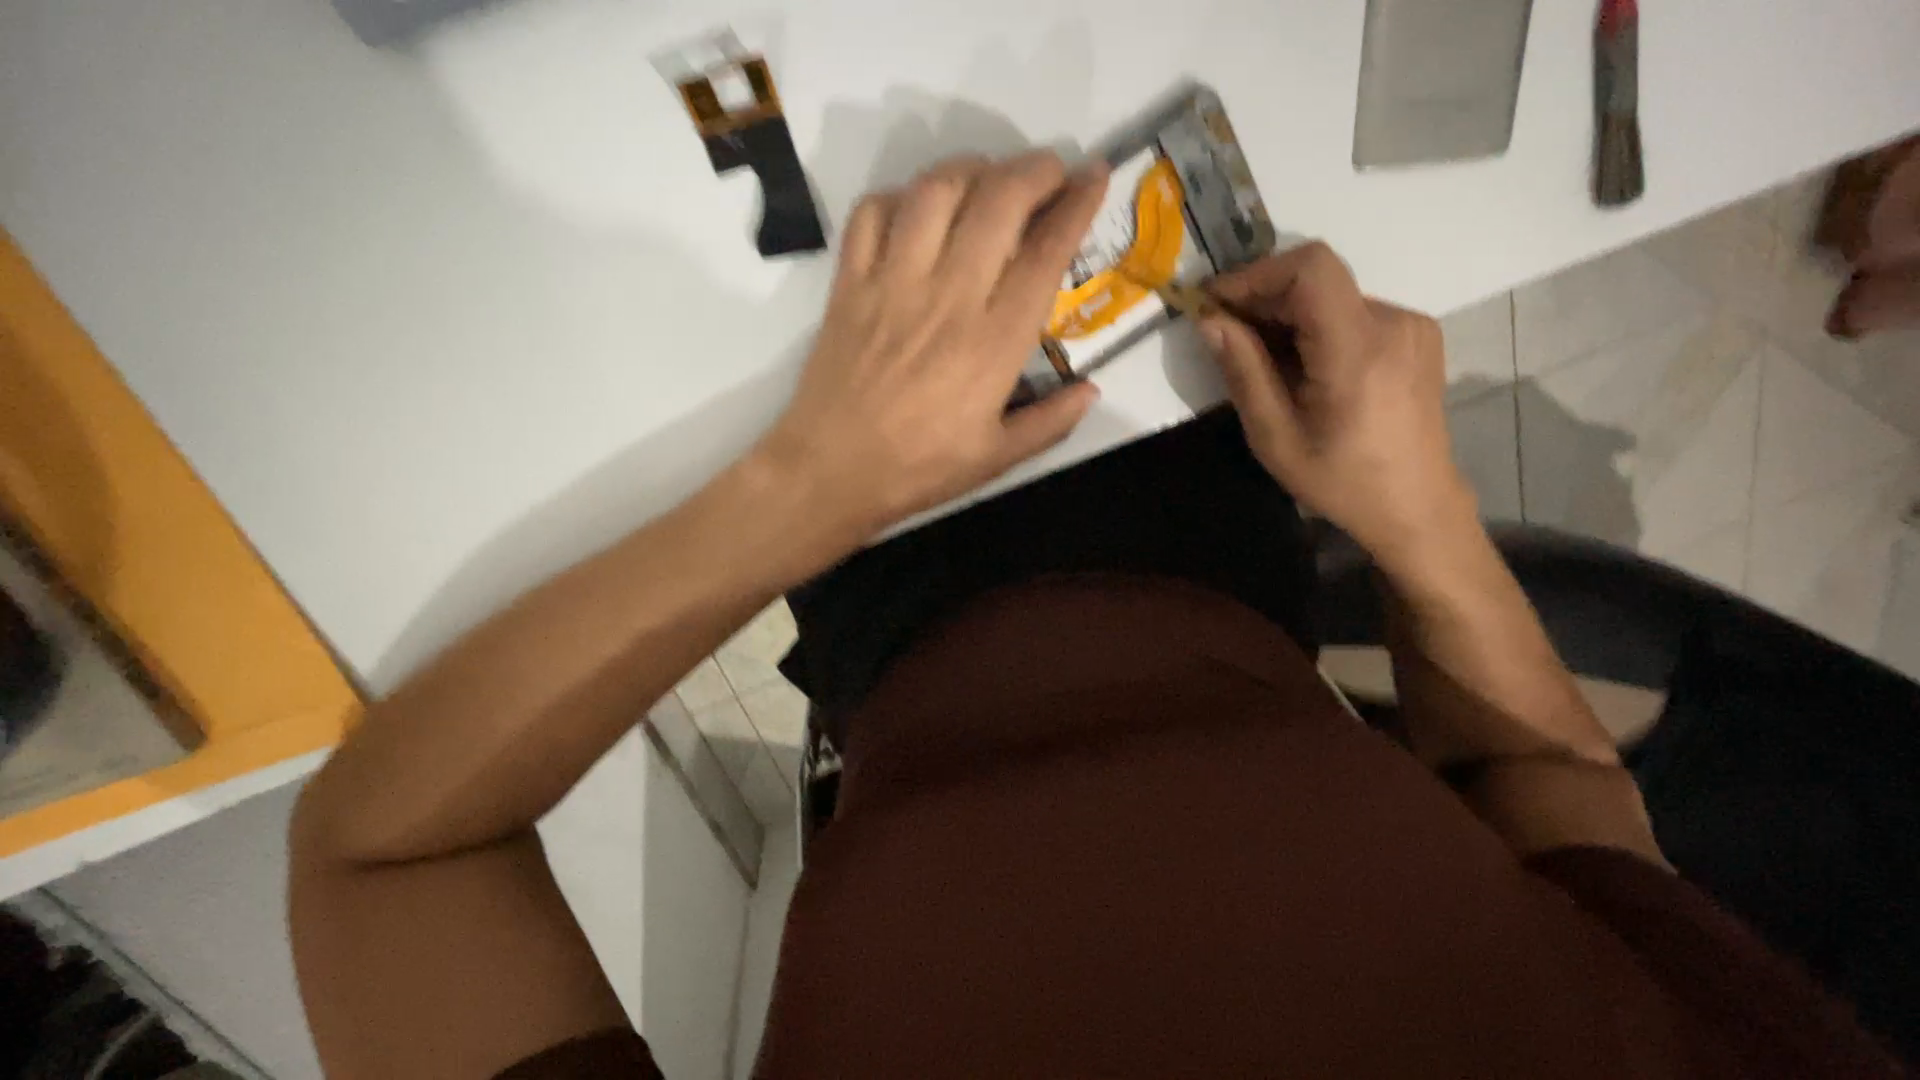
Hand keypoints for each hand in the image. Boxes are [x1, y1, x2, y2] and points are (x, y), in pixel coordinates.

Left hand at [757, 151, 1108, 541]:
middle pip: (998, 200)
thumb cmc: (919, 468)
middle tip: (1049, 173)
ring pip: (935, 191)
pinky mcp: (850, 282)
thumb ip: (1052, 422)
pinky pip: (872, 213)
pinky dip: (900, 196)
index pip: (1045, 251)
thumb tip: (1092, 390)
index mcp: (995, 341)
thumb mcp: (998, 457)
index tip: (1095, 176)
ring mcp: (894, 282)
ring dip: (971, 169)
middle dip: (1034, 170)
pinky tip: (917, 210)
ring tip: (988, 179)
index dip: (1077, 204)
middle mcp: (949, 296)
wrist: (831, 470)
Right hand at [1196, 242, 1480, 573]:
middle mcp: (1393, 323)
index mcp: (1359, 351)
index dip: (1255, 274)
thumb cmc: (1341, 481)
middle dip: (1263, 299)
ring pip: (1331, 296)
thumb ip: (1243, 371)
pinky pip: (1352, 312)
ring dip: (1288, 317)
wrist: (1415, 505)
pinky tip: (1301, 366)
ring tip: (1262, 360)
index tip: (1215, 302)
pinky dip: (1315, 327)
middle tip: (1224, 334)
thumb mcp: (1275, 437)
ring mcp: (1411, 326)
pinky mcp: (1415, 334)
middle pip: (1317, 280)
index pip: (1310, 269)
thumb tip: (1209, 320)